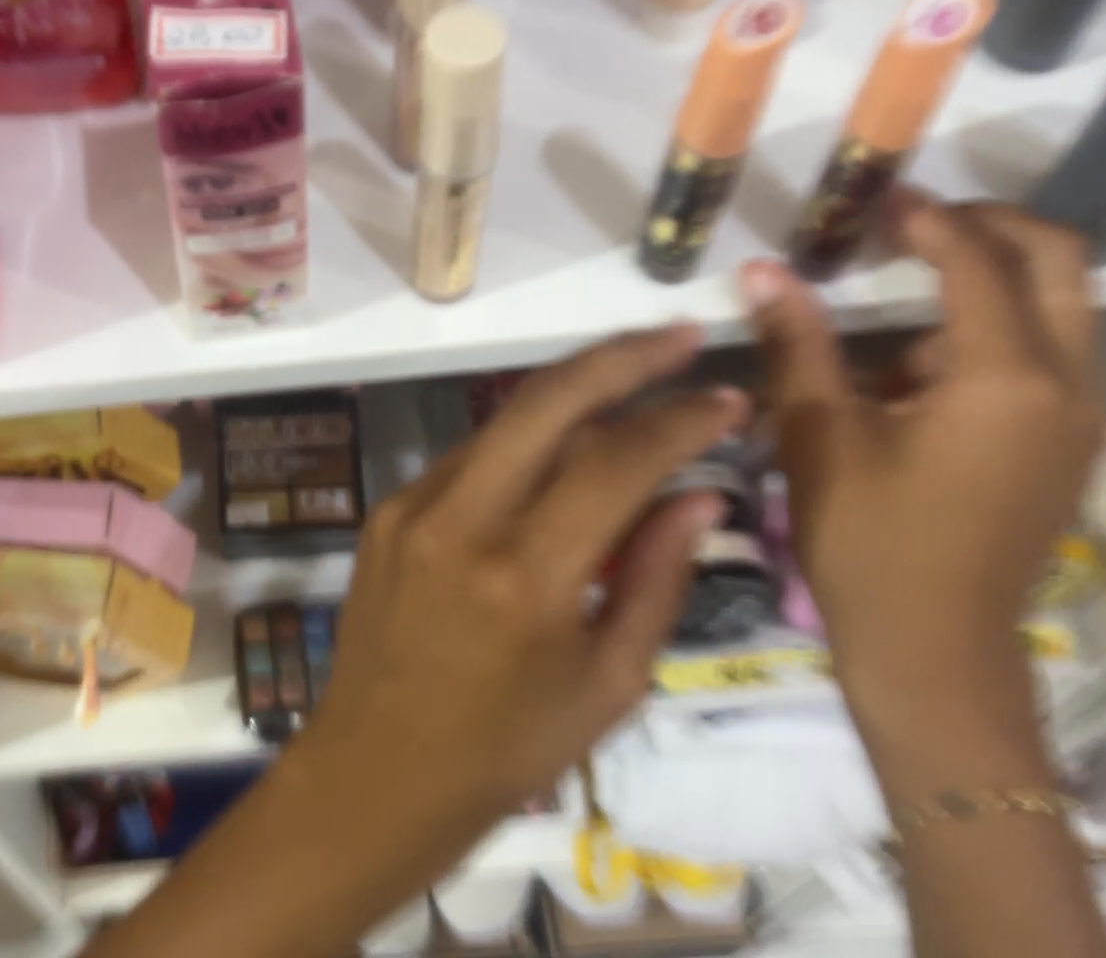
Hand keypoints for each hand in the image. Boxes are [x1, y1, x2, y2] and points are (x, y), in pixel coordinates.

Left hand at [294, 327, 746, 829]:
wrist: (377, 768)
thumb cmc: (506, 747)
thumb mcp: (609, 681)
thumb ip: (657, 577)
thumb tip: (700, 491)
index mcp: (524, 575)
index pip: (616, 461)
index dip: (681, 420)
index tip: (728, 400)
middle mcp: (459, 522)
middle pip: (544, 401)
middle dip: (620, 358)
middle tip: (681, 338)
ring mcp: (409, 510)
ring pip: (500, 425)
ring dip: (567, 400)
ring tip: (630, 391)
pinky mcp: (383, 515)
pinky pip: (465, 462)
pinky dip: (518, 449)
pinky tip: (555, 459)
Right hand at [744, 197, 1104, 706]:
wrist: (930, 643)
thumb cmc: (864, 538)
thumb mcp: (817, 435)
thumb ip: (798, 345)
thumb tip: (764, 272)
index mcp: (1002, 378)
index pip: (978, 264)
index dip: (930, 220)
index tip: (883, 198)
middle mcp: (1064, 385)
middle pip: (1057, 267)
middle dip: (990, 230)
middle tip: (916, 225)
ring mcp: (1075, 421)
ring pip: (1046, 319)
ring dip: (974, 301)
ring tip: (878, 341)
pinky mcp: (1063, 450)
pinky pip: (1035, 368)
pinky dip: (980, 350)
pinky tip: (903, 393)